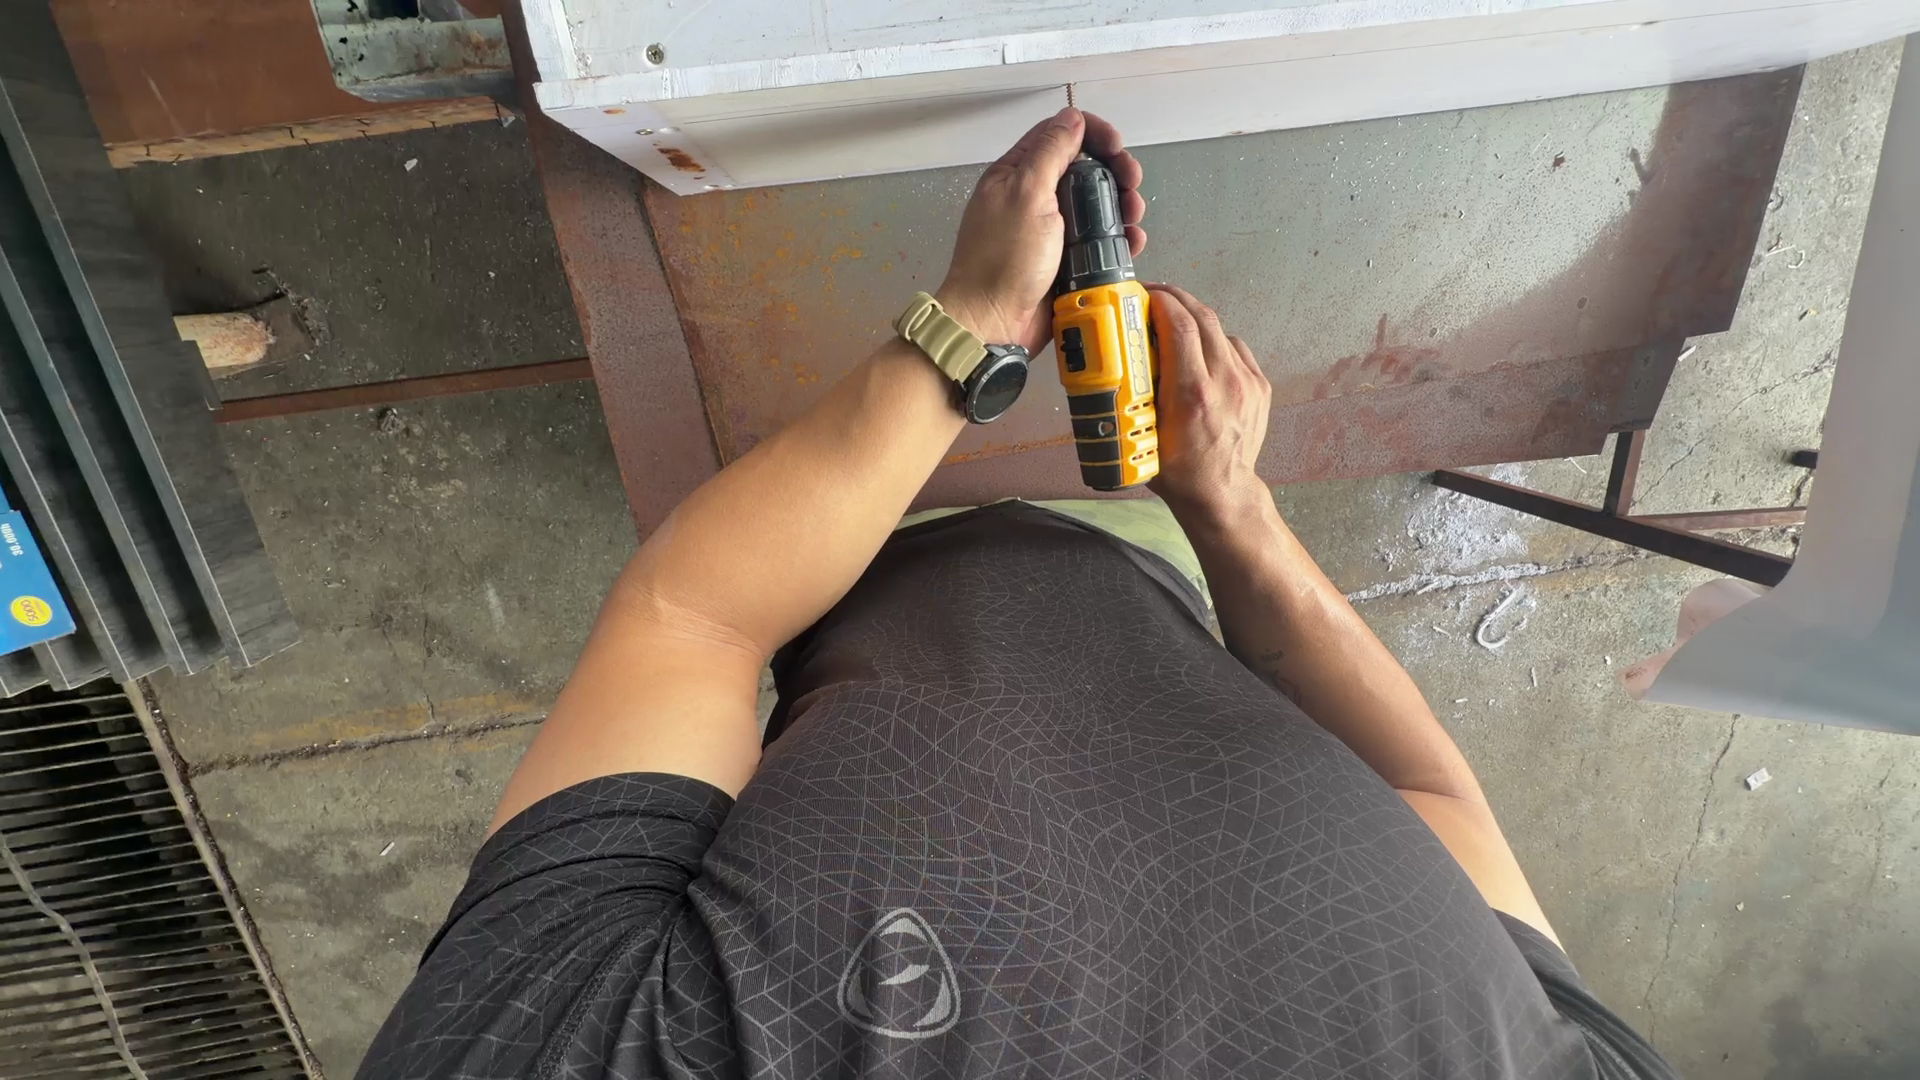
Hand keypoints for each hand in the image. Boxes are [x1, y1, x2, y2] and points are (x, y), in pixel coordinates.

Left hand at [935, 107, 1145, 354]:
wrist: (993, 324)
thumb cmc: (1004, 259)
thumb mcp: (1026, 195)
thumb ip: (1050, 153)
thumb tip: (1070, 117)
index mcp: (1016, 176)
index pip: (1058, 136)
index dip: (1092, 134)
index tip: (1117, 147)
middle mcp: (1033, 201)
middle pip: (1083, 172)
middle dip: (1114, 173)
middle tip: (1133, 186)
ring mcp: (1050, 235)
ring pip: (1094, 209)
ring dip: (1121, 208)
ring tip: (1135, 217)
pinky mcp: (1064, 265)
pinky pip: (1096, 245)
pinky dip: (1117, 241)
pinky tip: (1132, 243)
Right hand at [1146, 284, 1272, 520]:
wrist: (1220, 493)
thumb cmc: (1177, 471)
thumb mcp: (1143, 433)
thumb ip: (1136, 395)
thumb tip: (1121, 359)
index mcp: (1192, 393)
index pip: (1180, 326)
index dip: (1160, 301)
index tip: (1143, 295)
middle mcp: (1224, 382)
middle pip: (1202, 317)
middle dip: (1175, 299)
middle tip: (1153, 296)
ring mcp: (1247, 382)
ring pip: (1220, 329)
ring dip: (1194, 318)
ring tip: (1172, 321)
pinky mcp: (1259, 385)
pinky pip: (1234, 347)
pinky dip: (1213, 340)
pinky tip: (1198, 350)